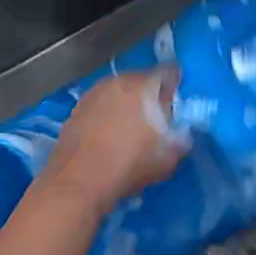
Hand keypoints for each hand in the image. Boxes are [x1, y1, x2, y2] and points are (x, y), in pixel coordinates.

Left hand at [41, 67, 188, 208]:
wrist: (79, 181)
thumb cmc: (130, 165)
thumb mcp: (169, 156)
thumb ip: (180, 137)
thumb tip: (180, 131)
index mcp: (143, 85)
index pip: (169, 72)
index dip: (176, 86)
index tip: (177, 104)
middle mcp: (117, 81)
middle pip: (141, 80)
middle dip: (150, 95)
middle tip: (156, 119)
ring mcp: (92, 94)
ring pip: (118, 92)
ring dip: (126, 104)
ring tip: (130, 130)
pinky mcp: (75, 109)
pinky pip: (100, 106)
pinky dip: (106, 115)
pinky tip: (107, 136)